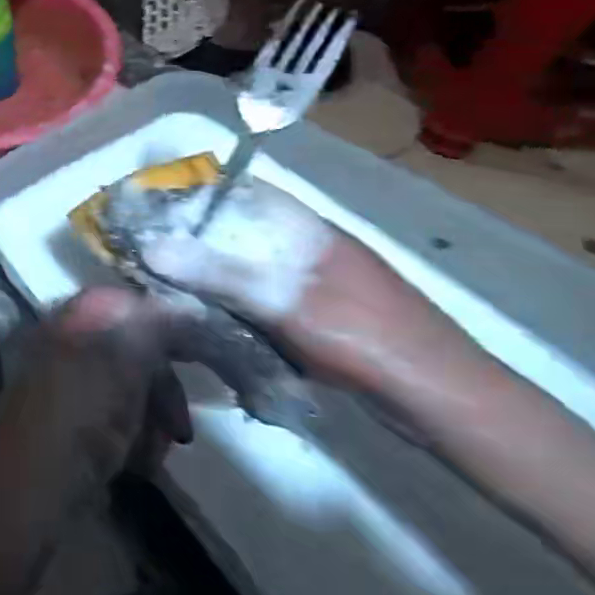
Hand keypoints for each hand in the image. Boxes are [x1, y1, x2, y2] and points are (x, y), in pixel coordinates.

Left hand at [0, 288, 193, 495]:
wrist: (27, 490)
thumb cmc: (76, 419)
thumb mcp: (120, 365)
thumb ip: (151, 328)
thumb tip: (180, 306)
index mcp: (72, 319)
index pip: (127, 303)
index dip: (166, 323)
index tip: (199, 353)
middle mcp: (66, 343)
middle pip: (132, 348)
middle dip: (163, 385)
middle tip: (180, 427)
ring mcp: (66, 384)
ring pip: (128, 388)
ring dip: (152, 417)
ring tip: (155, 452)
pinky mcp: (71, 423)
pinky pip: (114, 418)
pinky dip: (133, 436)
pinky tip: (139, 463)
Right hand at [142, 180, 484, 401]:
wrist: (444, 401)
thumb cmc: (365, 336)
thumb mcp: (284, 302)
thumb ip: (218, 273)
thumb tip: (151, 246)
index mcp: (305, 228)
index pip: (242, 193)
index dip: (197, 195)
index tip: (154, 210)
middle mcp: (307, 249)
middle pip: (240, 234)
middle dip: (197, 244)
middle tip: (152, 261)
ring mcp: (315, 285)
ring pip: (248, 271)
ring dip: (214, 282)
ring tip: (172, 296)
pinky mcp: (318, 319)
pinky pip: (262, 303)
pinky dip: (237, 311)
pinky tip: (214, 328)